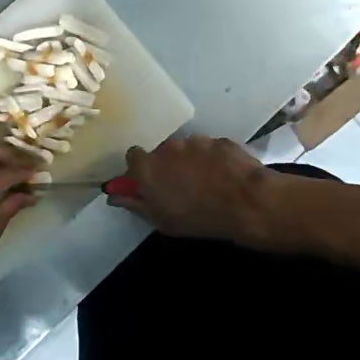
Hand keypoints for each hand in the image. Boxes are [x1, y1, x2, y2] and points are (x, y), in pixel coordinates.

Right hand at [110, 136, 286, 248]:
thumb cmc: (198, 218)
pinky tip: (226, 175)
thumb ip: (136, 204)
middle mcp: (169, 147)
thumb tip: (114, 195)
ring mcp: (197, 141)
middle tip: (183, 185)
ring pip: (188, 149)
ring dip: (193, 161)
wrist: (245, 202)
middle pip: (163, 152)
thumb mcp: (161, 220)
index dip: (141, 169)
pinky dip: (215, 159)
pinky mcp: (220, 140)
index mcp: (148, 167)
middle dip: (169, 165)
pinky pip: (212, 149)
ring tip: (208, 182)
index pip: (133, 157)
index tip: (150, 182)